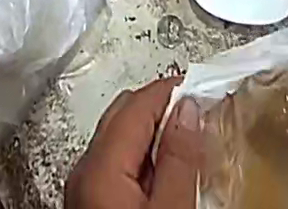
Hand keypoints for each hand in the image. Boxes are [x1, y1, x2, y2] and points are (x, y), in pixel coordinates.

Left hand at [66, 78, 202, 208]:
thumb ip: (179, 158)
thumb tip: (188, 109)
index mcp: (98, 166)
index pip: (139, 102)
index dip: (174, 90)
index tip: (204, 89)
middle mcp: (84, 173)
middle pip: (126, 114)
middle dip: (164, 108)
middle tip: (199, 115)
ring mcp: (83, 191)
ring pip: (122, 139)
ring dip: (155, 134)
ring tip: (189, 147)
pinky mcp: (89, 206)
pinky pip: (118, 165)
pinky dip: (144, 159)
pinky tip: (167, 176)